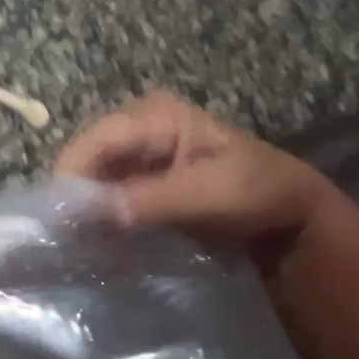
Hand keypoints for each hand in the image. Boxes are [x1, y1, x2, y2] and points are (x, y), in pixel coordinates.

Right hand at [54, 90, 338, 249]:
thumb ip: (156, 200)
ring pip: (92, 176)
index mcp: (154, 114)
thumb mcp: (215, 193)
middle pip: (88, 156)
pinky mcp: (139, 178)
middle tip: (70, 238)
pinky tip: (101, 242)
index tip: (62, 218)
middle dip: (77, 194)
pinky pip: (107, 193)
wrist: (296, 216)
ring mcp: (136, 151)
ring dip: (88, 209)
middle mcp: (136, 125)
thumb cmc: (262, 192)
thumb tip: (100, 213)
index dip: (74, 175)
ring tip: (82, 244)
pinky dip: (102, 217)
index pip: (97, 139)